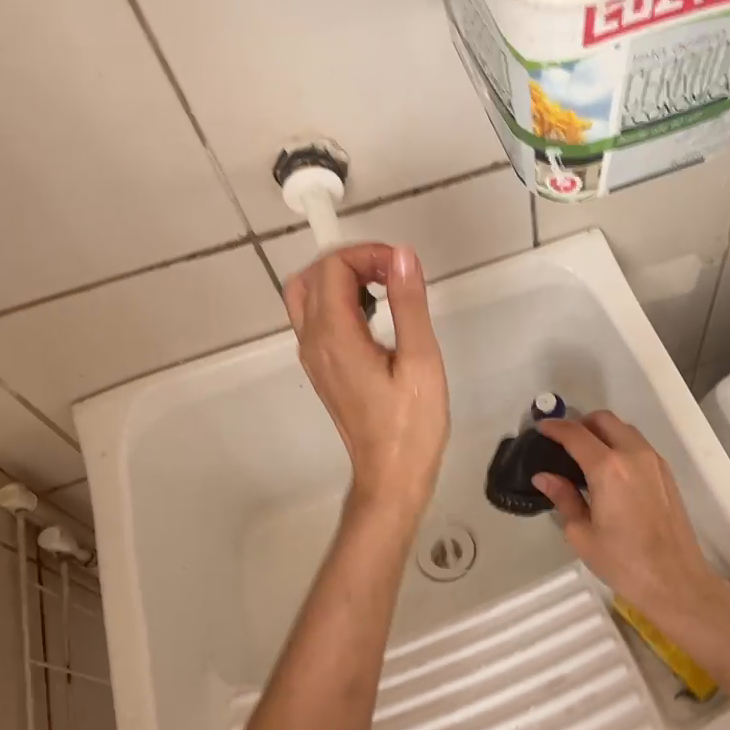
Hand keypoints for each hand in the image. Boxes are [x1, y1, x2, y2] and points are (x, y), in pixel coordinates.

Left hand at [285, 244, 448, 517]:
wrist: (392, 475)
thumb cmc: (411, 424)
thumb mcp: (420, 360)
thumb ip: (409, 304)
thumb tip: (401, 256)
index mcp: (334, 336)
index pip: (332, 267)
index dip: (367, 254)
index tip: (402, 269)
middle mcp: (313, 343)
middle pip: (313, 276)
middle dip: (352, 261)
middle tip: (394, 276)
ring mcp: (314, 358)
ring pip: (308, 296)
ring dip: (343, 280)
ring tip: (386, 292)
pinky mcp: (323, 370)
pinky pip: (318, 320)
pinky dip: (341, 303)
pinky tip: (377, 318)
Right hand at [532, 411, 729, 623]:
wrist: (674, 579)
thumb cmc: (623, 561)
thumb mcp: (582, 534)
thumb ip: (564, 498)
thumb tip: (544, 477)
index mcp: (608, 468)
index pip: (576, 435)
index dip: (555, 427)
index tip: (540, 428)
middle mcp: (634, 455)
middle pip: (604, 420)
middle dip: (580, 423)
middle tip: (562, 441)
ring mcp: (654, 462)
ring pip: (625, 429)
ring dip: (603, 432)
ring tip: (585, 454)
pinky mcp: (666, 473)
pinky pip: (639, 445)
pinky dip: (620, 444)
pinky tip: (610, 469)